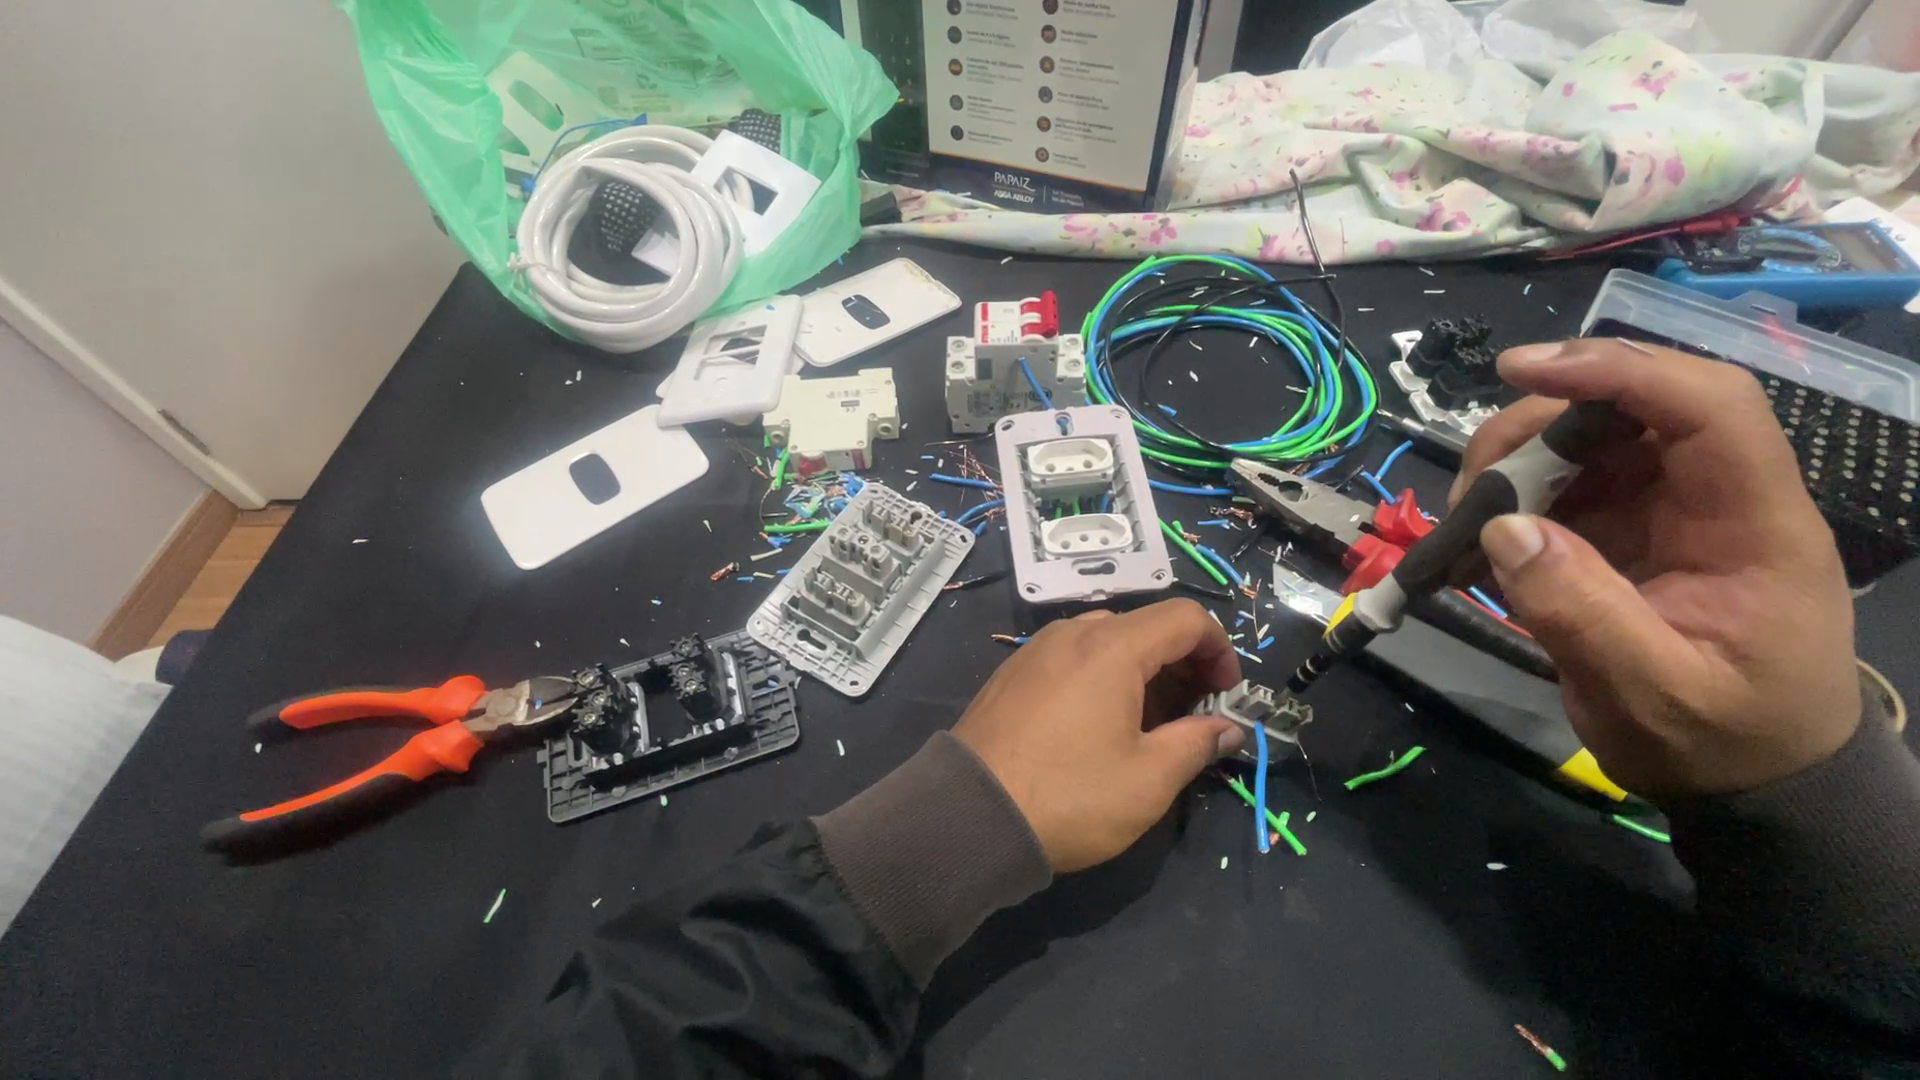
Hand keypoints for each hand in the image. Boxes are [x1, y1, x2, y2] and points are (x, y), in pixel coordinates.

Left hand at [953, 599, 1245, 871]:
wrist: (968, 815)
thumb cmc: (1069, 796)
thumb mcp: (1147, 780)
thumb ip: (1196, 744)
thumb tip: (1227, 728)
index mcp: (1111, 647)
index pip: (1184, 617)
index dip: (1219, 650)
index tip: (1225, 695)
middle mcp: (1071, 634)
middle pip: (1145, 627)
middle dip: (1181, 665)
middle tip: (1192, 718)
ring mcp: (1036, 650)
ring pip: (1106, 642)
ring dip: (1142, 673)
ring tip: (1148, 727)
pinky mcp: (1013, 673)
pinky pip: (1071, 658)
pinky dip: (1102, 677)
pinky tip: (1098, 725)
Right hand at [1453, 339, 1858, 797]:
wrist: (1744, 781)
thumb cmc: (1719, 739)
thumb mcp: (1652, 690)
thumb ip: (1581, 611)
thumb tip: (1503, 529)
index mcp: (1751, 523)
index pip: (1704, 407)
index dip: (1616, 371)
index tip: (1520, 370)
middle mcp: (1707, 500)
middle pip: (1624, 414)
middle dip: (1534, 429)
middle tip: (1470, 487)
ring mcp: (1659, 515)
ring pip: (1577, 447)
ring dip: (1507, 468)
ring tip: (1463, 525)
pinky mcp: (1617, 535)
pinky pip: (1552, 493)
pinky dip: (1500, 507)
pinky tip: (1470, 546)